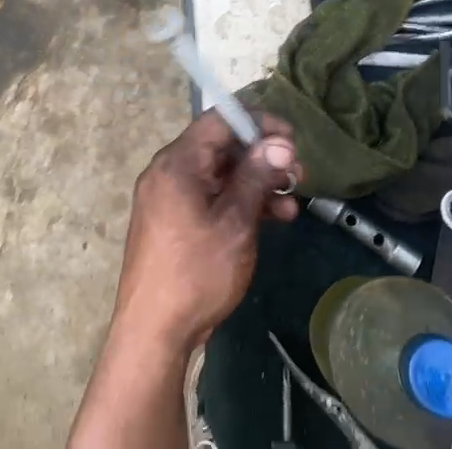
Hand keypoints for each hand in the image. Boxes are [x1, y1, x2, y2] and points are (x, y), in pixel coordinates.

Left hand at [110, 111, 300, 354]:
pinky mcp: (173, 221)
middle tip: (298, 174)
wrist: (153, 332)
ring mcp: (169, 198)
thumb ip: (256, 177)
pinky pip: (210, 197)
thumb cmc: (196, 272)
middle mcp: (168, 171)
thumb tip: (280, 143)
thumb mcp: (235, 223)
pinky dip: (239, 202)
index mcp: (177, 162)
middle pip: (220, 146)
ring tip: (293, 200)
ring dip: (256, 182)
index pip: (219, 120)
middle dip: (261, 155)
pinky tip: (273, 218)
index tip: (292, 138)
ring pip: (219, 174)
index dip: (258, 122)